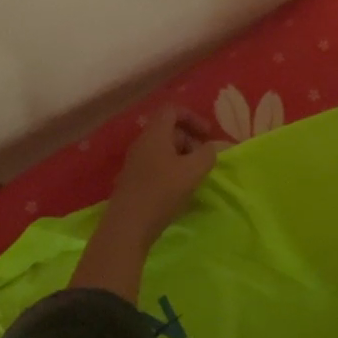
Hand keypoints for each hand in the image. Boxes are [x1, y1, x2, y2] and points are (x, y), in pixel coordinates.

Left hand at [104, 107, 218, 245]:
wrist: (127, 227)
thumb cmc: (161, 193)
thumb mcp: (192, 172)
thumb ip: (207, 155)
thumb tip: (210, 147)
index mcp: (154, 134)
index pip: (172, 110)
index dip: (192, 117)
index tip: (207, 134)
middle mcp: (142, 143)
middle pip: (169, 130)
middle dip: (190, 141)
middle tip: (204, 161)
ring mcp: (135, 162)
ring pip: (163, 149)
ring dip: (182, 158)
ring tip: (194, 177)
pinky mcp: (133, 181)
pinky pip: (156, 165)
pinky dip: (171, 170)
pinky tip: (179, 191)